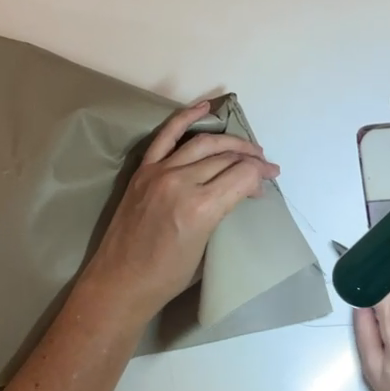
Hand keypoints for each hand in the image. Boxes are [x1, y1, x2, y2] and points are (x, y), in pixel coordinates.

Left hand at [76, 101, 279, 326]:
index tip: (269, 182)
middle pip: (226, 158)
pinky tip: (204, 108)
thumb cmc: (167, 277)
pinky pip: (166, 135)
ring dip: (229, 142)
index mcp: (201, 208)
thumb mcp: (206, 247)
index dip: (260, 175)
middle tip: (266, 166)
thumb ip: (224, 210)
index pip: (242, 175)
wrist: (120, 282)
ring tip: (247, 147)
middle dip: (251, 160)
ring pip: (203, 143)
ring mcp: (159, 172)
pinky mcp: (143, 170)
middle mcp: (181, 182)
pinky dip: (186, 117)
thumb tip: (241, 190)